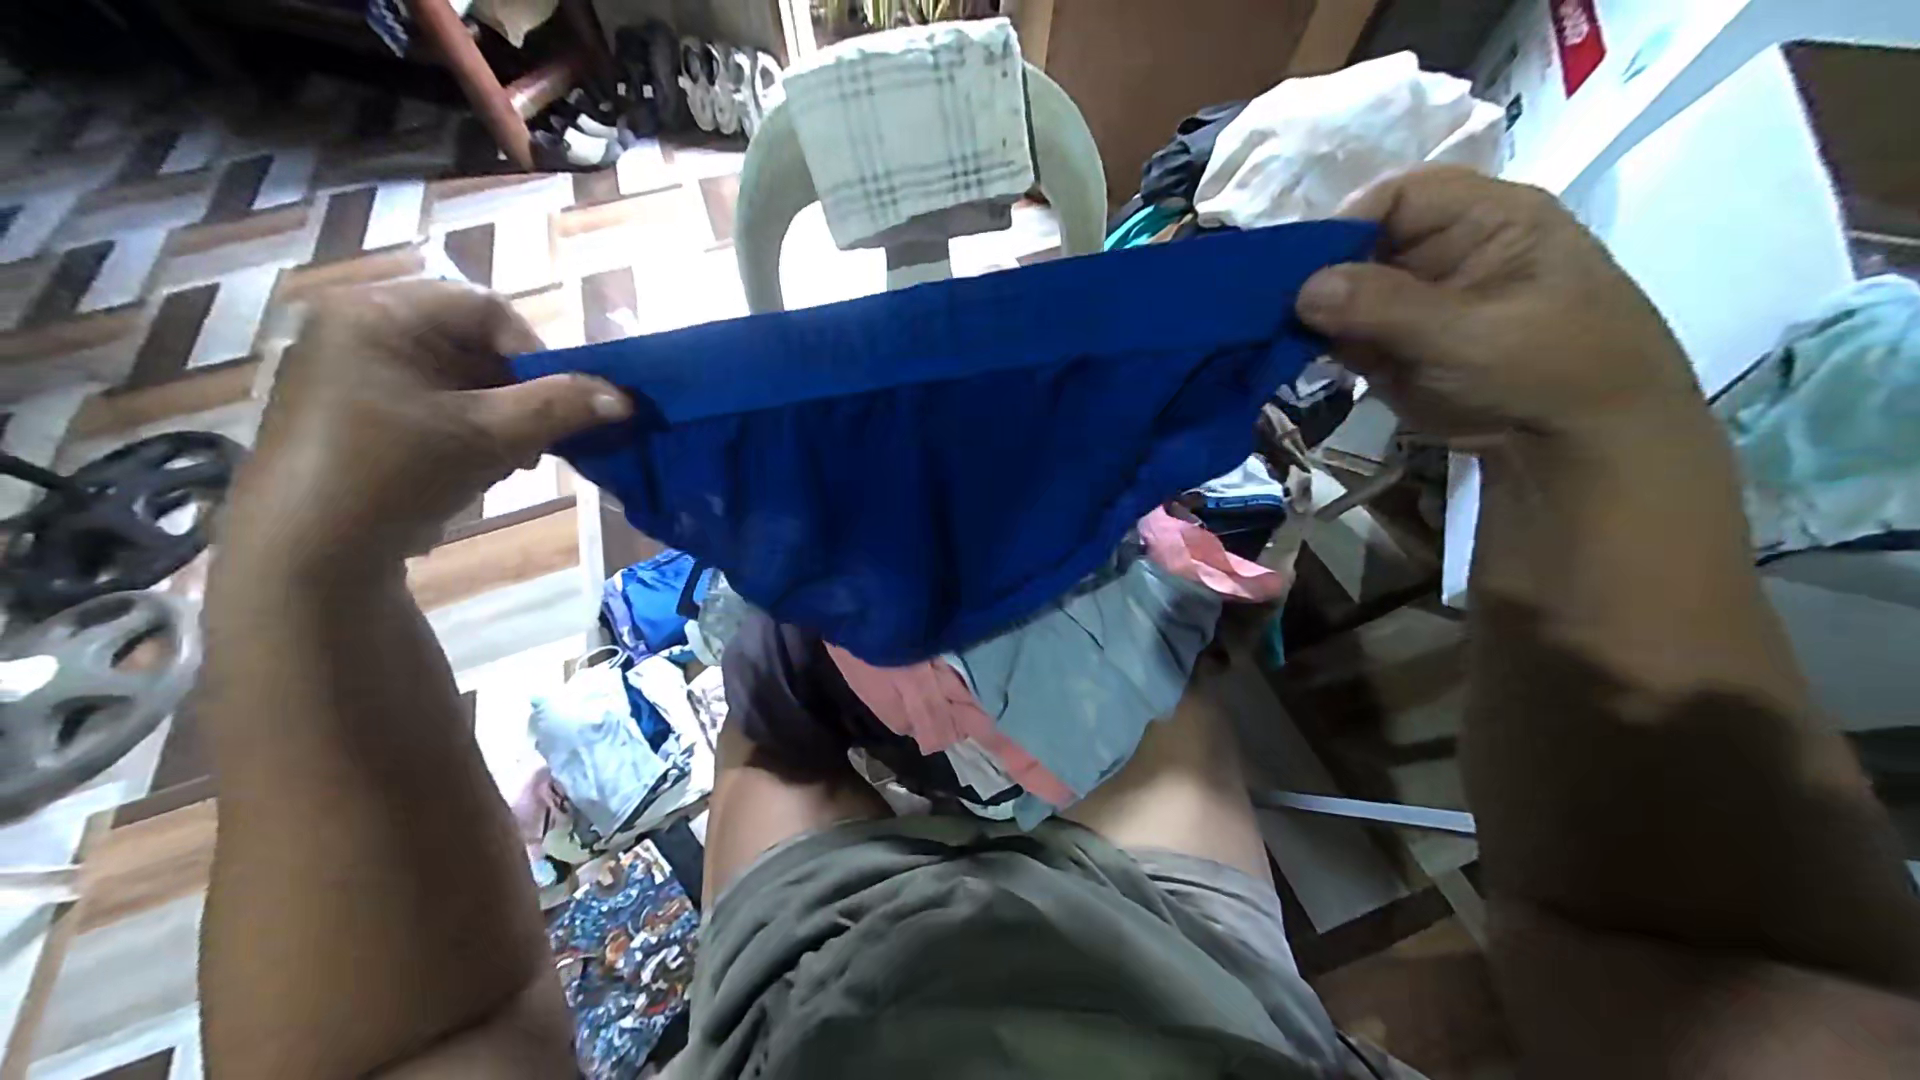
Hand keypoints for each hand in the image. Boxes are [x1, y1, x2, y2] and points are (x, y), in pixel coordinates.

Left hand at [220, 282, 630, 575]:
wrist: (309, 551)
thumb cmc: (394, 474)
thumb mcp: (489, 436)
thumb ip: (561, 407)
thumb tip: (625, 398)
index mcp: (378, 315)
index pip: (487, 309)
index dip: (535, 353)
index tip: (559, 404)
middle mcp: (359, 328)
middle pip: (475, 343)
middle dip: (519, 391)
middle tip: (538, 438)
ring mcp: (352, 368)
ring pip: (461, 376)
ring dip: (502, 414)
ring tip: (511, 458)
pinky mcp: (356, 407)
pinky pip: (436, 399)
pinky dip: (471, 427)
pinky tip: (478, 464)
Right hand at [1295, 166, 1701, 444]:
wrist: (1570, 444)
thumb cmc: (1547, 370)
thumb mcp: (1468, 333)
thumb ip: (1383, 306)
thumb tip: (1302, 289)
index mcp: (1483, 221)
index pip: (1400, 195)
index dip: (1348, 222)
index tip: (1301, 269)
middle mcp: (1441, 253)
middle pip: (1360, 243)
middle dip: (1317, 275)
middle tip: (1274, 311)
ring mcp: (1411, 301)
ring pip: (1341, 292)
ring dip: (1308, 316)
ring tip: (1274, 338)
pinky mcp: (1389, 344)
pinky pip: (1339, 332)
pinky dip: (1313, 344)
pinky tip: (1288, 356)